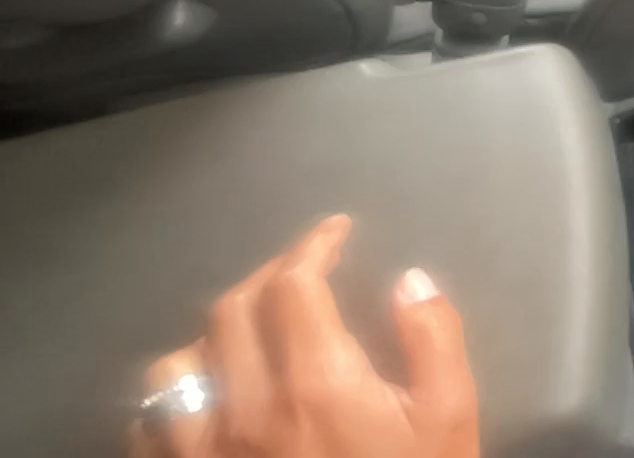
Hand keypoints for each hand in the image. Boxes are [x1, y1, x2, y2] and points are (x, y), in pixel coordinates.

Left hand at [130, 216, 478, 457]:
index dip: (314, 245)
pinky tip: (216, 389)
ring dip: (218, 330)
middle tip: (311, 267)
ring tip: (257, 328)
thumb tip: (410, 280)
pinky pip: (151, 423)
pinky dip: (181, 388)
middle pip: (232, 311)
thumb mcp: (449, 409)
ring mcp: (201, 453)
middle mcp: (245, 409)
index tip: (338, 230)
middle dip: (273, 273)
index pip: (294, 287)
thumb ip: (434, 336)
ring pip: (174, 365)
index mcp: (318, 381)